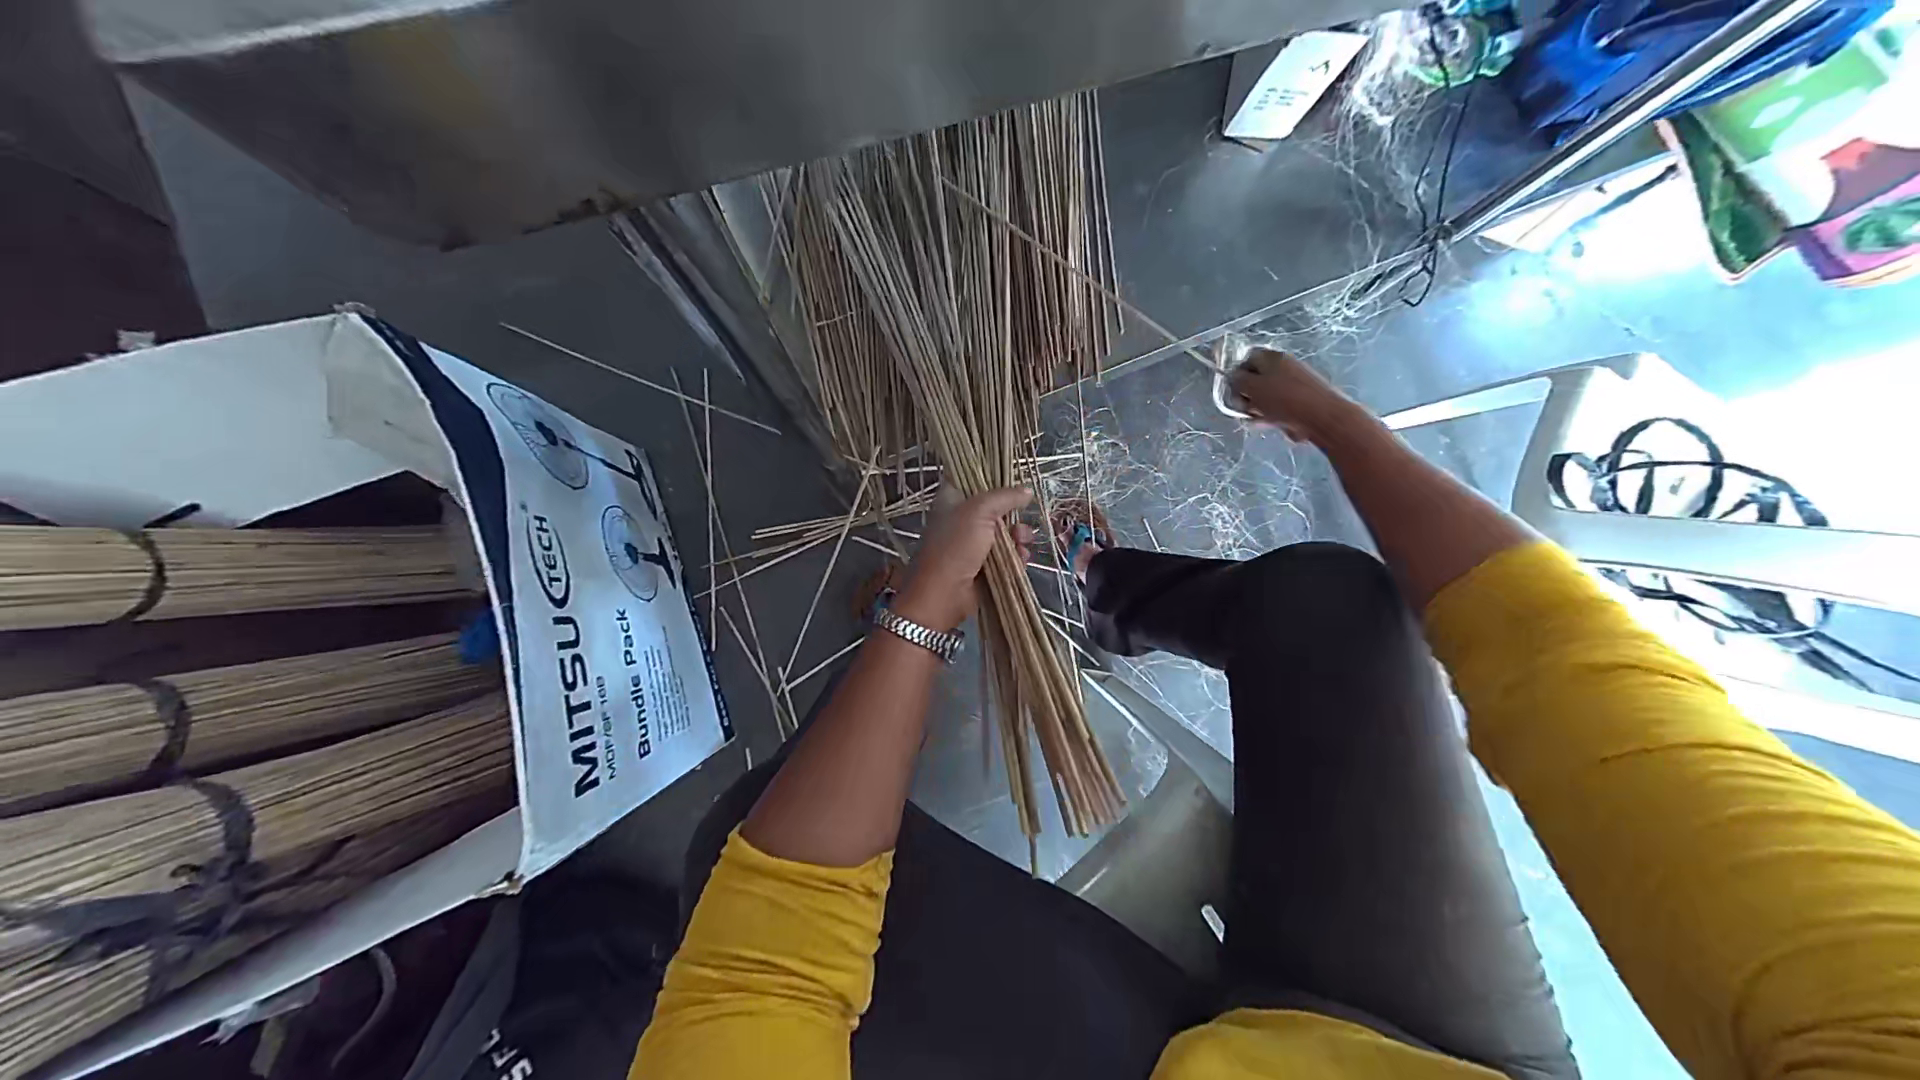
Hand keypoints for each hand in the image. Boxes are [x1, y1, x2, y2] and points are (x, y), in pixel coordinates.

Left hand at [892, 487, 1034, 632]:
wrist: (942, 594)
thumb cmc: (955, 546)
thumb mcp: (979, 512)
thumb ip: (1005, 497)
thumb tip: (1027, 492)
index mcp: (952, 501)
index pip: (975, 481)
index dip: (995, 482)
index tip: (1015, 486)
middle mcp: (962, 520)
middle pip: (995, 510)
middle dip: (1014, 516)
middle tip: (1022, 523)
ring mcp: (972, 545)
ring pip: (1004, 534)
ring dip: (1018, 538)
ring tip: (1023, 542)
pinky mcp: (983, 567)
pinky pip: (1006, 557)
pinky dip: (1016, 557)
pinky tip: (1021, 558)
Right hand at [1227, 347, 1363, 445]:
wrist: (1322, 417)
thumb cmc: (1284, 400)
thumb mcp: (1252, 388)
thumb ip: (1237, 381)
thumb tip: (1231, 378)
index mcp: (1271, 357)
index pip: (1246, 358)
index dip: (1236, 374)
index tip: (1233, 391)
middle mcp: (1284, 365)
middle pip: (1256, 378)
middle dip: (1247, 395)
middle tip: (1245, 408)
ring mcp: (1295, 381)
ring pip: (1267, 395)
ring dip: (1259, 408)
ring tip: (1259, 420)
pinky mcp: (1302, 398)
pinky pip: (1280, 405)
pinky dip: (1274, 414)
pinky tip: (1273, 423)